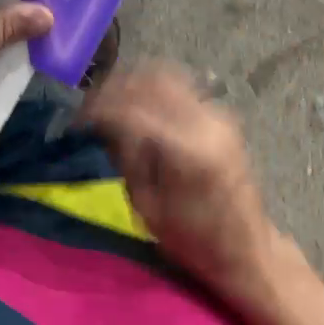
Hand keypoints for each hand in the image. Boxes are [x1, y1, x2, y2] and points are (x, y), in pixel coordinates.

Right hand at [80, 64, 276, 300]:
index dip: (98, 109)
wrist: (246, 248)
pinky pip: (181, 87)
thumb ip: (126, 158)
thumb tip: (103, 126)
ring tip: (110, 103)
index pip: (132, 109)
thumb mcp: (147, 207)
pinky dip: (154, 90)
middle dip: (114, 88)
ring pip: (167, 76)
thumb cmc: (193, 240)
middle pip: (151, 81)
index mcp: (187, 148)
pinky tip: (138, 107)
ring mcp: (218, 115)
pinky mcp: (221, 117)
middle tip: (90, 106)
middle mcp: (206, 121)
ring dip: (134, 84)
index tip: (77, 121)